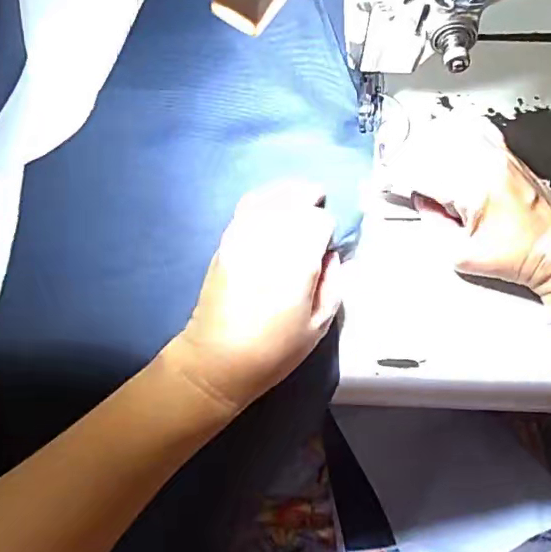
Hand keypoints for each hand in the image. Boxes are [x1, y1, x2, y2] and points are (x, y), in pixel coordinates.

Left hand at [167, 181, 342, 414]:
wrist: (217, 359)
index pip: (319, 221)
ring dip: (289, 192)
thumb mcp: (319, 326)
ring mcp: (243, 236)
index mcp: (296, 261)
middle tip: (321, 203)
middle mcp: (270, 239)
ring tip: (302, 194)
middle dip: (310, 199)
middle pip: (295, 200)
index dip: (329, 229)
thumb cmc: (274, 349)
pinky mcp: (226, 240)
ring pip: (271, 196)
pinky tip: (274, 202)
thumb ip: (333, 285)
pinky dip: (264, 197)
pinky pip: (247, 205)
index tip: (329, 244)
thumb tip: (333, 256)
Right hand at [383, 114, 550, 297]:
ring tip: (420, 167)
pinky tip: (445, 148)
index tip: (385, 184)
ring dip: (427, 147)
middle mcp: (487, 163)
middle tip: (399, 178)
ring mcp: (499, 154)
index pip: (420, 171)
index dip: (395, 177)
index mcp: (473, 188)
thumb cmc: (522, 256)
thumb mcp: (460, 255)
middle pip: (430, 146)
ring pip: (449, 132)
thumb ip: (432, 223)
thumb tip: (421, 202)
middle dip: (408, 162)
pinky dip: (452, 135)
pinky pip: (473, 129)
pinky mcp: (507, 153)